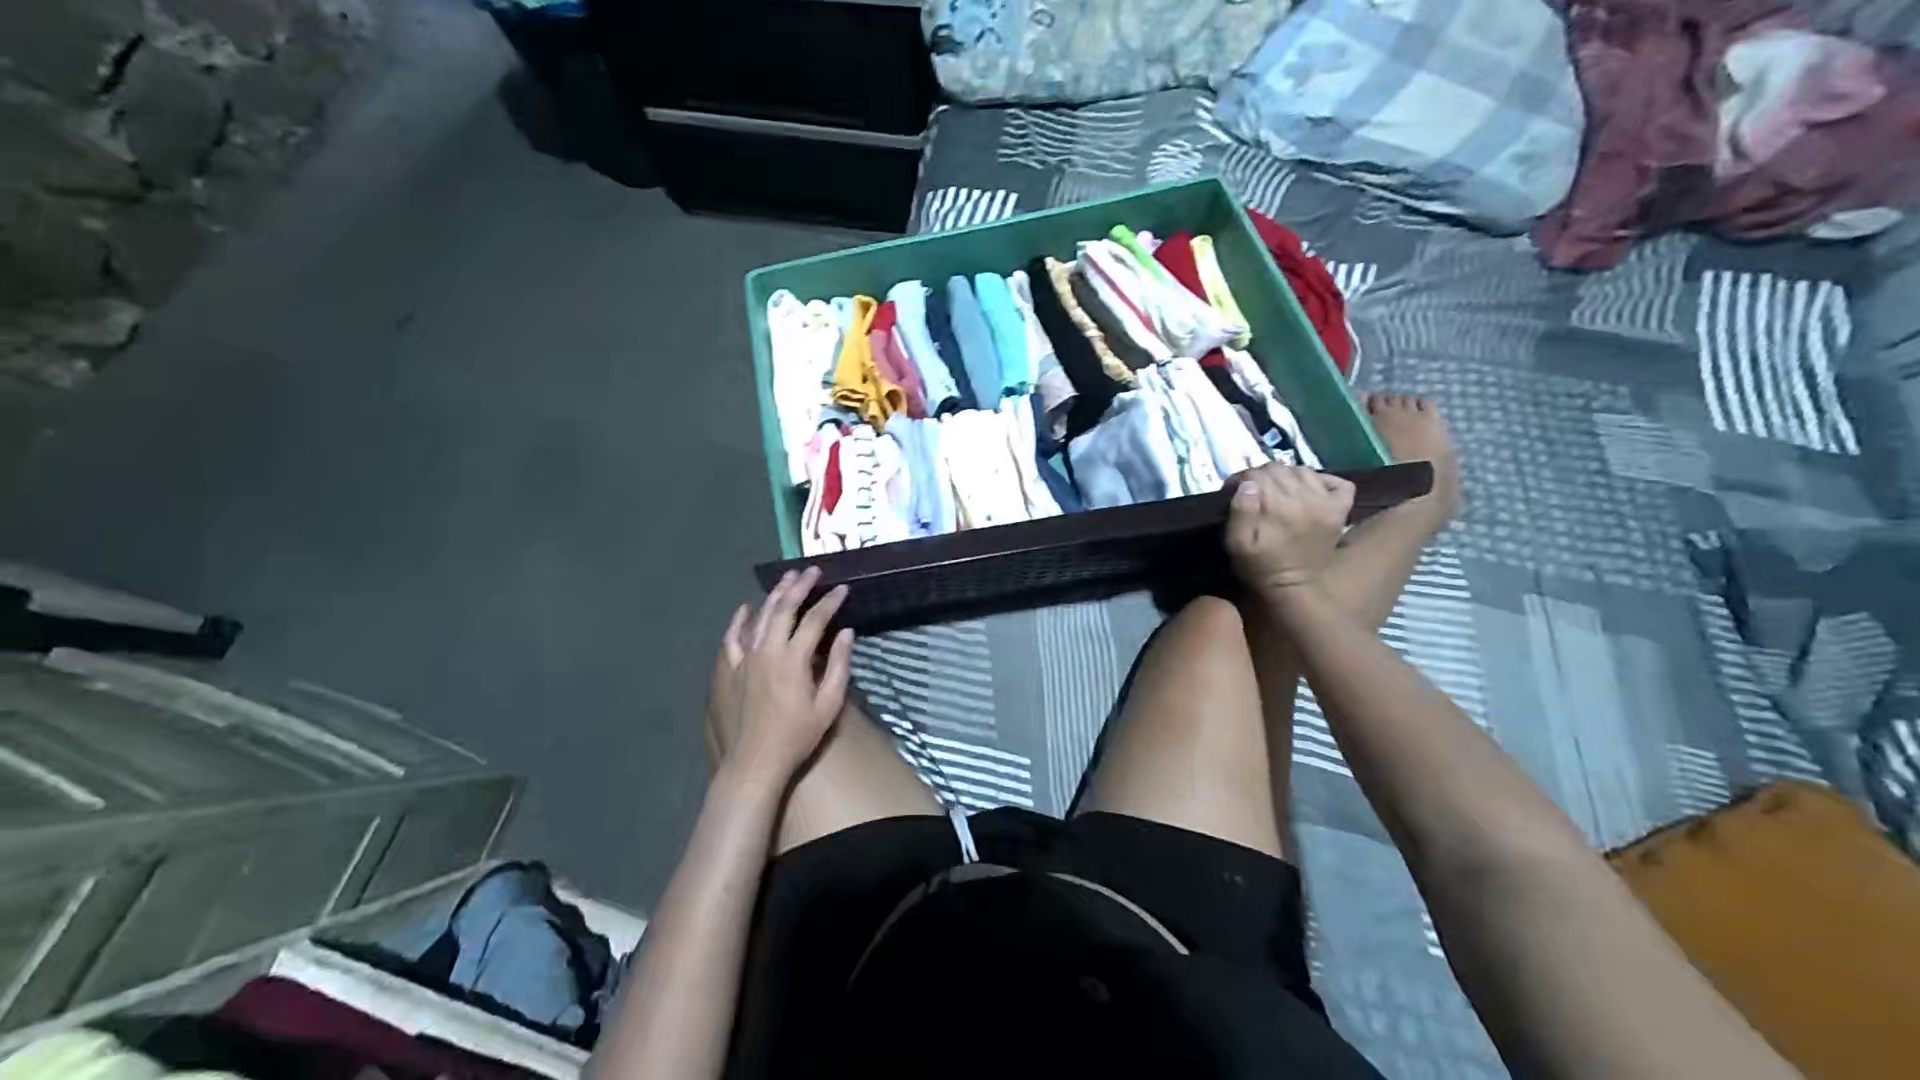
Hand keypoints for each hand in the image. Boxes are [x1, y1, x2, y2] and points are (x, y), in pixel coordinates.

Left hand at [707, 567, 853, 784]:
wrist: (755, 761)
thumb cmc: (797, 736)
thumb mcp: (829, 705)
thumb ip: (838, 666)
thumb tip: (846, 633)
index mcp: (793, 660)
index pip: (815, 620)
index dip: (830, 601)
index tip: (843, 589)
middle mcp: (767, 651)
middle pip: (784, 608)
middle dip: (800, 586)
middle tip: (813, 570)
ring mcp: (746, 658)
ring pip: (760, 616)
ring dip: (775, 594)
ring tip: (788, 578)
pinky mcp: (732, 669)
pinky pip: (732, 637)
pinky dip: (739, 619)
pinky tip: (746, 607)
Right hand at [1226, 462, 1354, 595]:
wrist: (1294, 589)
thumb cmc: (1259, 567)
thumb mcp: (1237, 544)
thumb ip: (1240, 512)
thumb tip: (1248, 484)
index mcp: (1277, 505)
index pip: (1255, 475)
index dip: (1239, 479)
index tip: (1231, 490)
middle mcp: (1304, 498)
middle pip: (1278, 469)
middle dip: (1261, 476)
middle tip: (1253, 492)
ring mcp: (1325, 503)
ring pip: (1303, 471)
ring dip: (1287, 477)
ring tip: (1277, 491)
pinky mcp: (1339, 510)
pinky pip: (1338, 483)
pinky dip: (1324, 481)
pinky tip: (1310, 490)